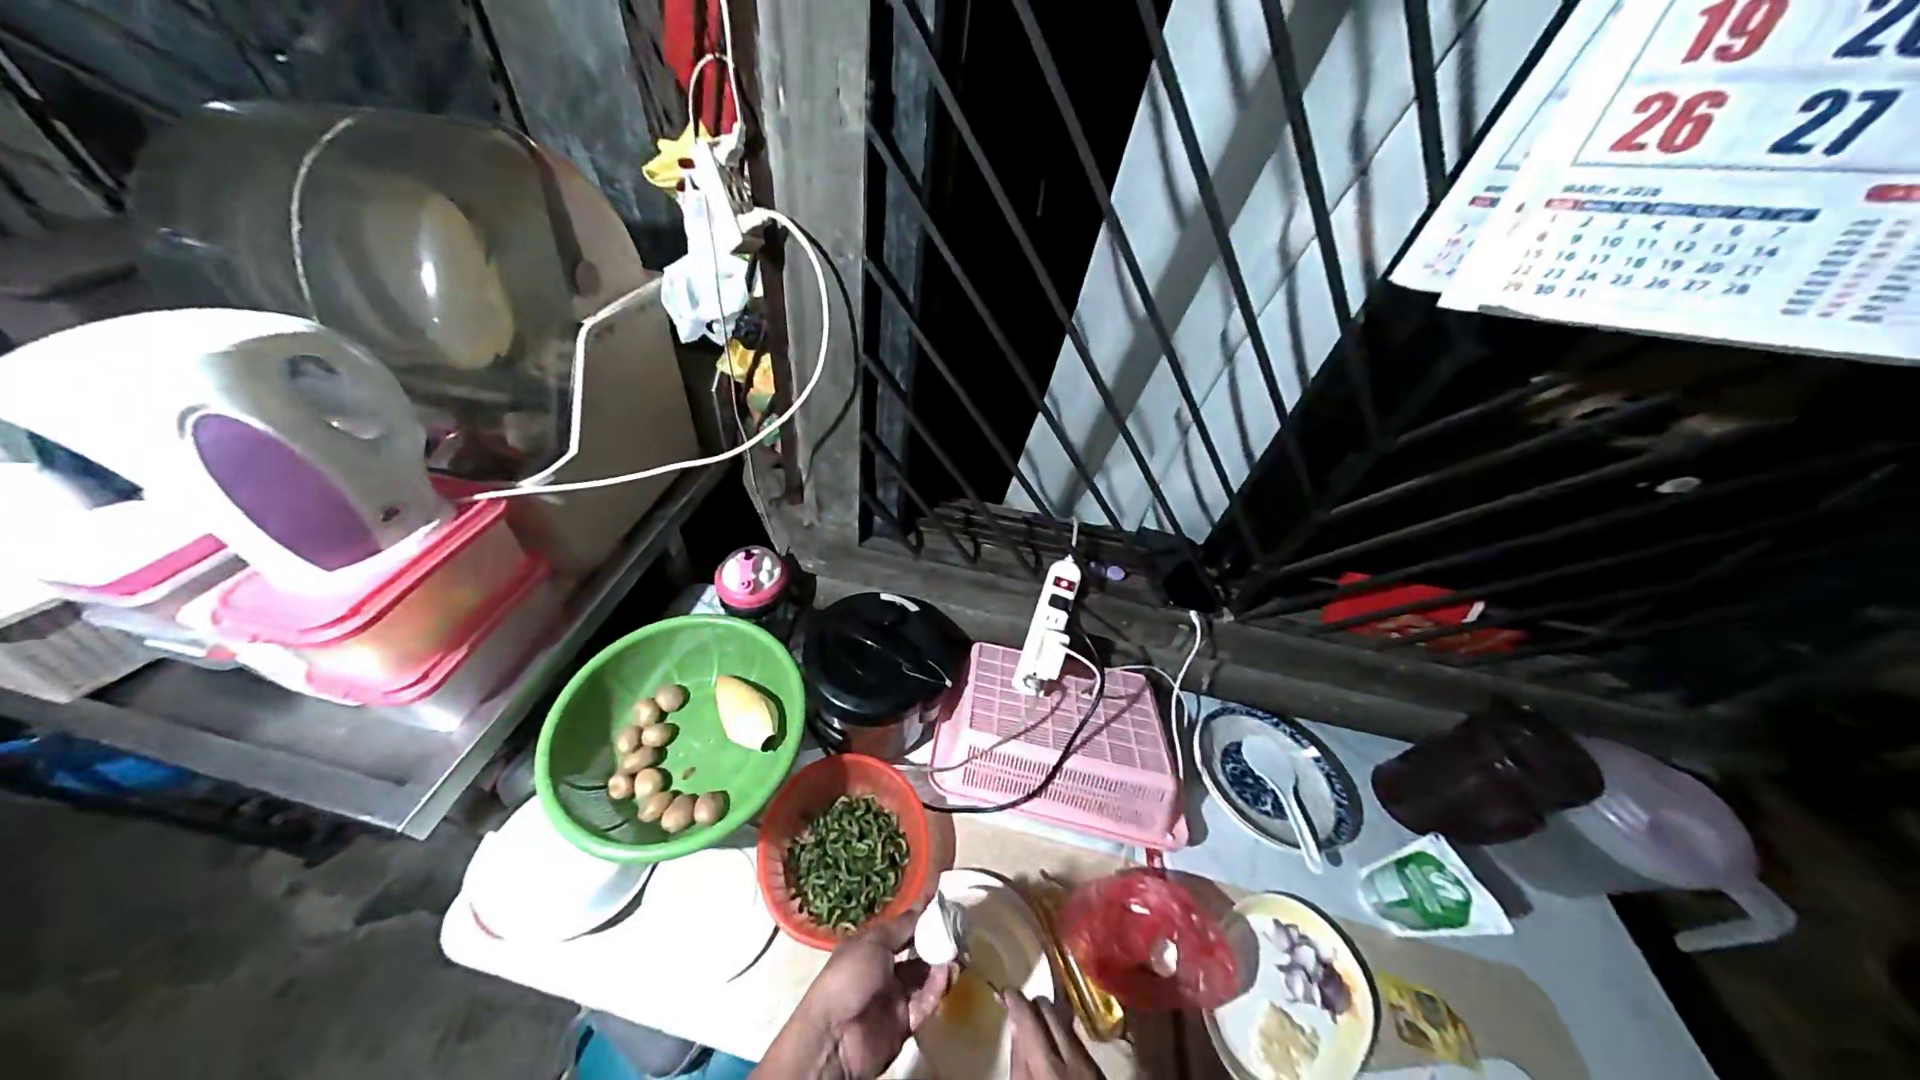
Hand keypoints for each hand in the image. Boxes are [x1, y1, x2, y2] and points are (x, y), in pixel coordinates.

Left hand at [756, 910, 954, 1079]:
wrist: (835, 1036)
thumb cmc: (849, 977)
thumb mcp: (874, 942)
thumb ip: (903, 926)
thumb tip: (923, 905)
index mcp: (871, 948)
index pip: (901, 928)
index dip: (920, 915)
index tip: (943, 899)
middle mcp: (884, 970)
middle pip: (916, 952)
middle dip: (935, 941)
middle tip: (957, 929)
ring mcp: (895, 997)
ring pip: (924, 977)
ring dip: (940, 964)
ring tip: (957, 951)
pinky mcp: (905, 1022)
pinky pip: (925, 1001)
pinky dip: (937, 988)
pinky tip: (948, 973)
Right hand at [1004, 989, 1102, 1079]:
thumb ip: (1019, 1061)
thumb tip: (1015, 1024)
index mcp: (1048, 1068)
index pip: (1030, 1017)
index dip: (1015, 1000)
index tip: (1006, 993)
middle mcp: (1073, 1058)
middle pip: (1050, 1010)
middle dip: (1033, 1005)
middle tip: (1020, 1010)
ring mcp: (1089, 1062)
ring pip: (1065, 1020)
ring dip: (1048, 1016)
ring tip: (1035, 1025)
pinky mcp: (1099, 1069)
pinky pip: (1075, 1037)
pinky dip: (1062, 1031)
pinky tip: (1053, 1042)